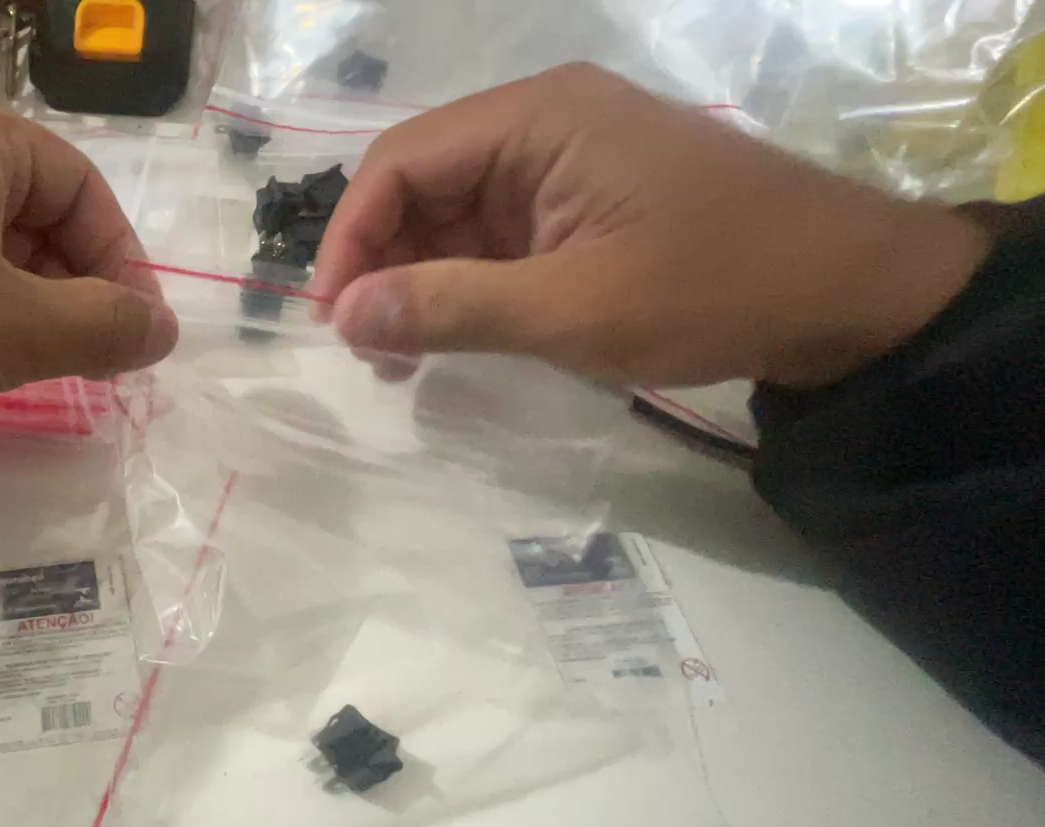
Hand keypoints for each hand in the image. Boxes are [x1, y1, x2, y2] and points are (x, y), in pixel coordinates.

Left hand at [0, 94, 177, 459]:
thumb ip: (102, 327)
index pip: (82, 189)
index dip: (120, 263)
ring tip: (24, 369)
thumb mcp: (10, 333)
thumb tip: (165, 329)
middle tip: (80, 362)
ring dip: (18, 309)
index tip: (131, 336)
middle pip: (32, 215)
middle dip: (68, 291)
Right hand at [312, 64, 990, 388]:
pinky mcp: (560, 213)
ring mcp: (548, 172)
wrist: (845, 300)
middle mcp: (535, 130)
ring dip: (403, 285)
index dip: (350, 237)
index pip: (400, 162)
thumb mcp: (571, 308)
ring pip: (436, 222)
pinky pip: (473, 246)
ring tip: (396, 356)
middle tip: (365, 346)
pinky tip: (436, 339)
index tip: (333, 317)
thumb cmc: (713, 289)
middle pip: (411, 188)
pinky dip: (443, 292)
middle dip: (374, 265)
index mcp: (539, 120)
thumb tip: (342, 317)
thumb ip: (449, 307)